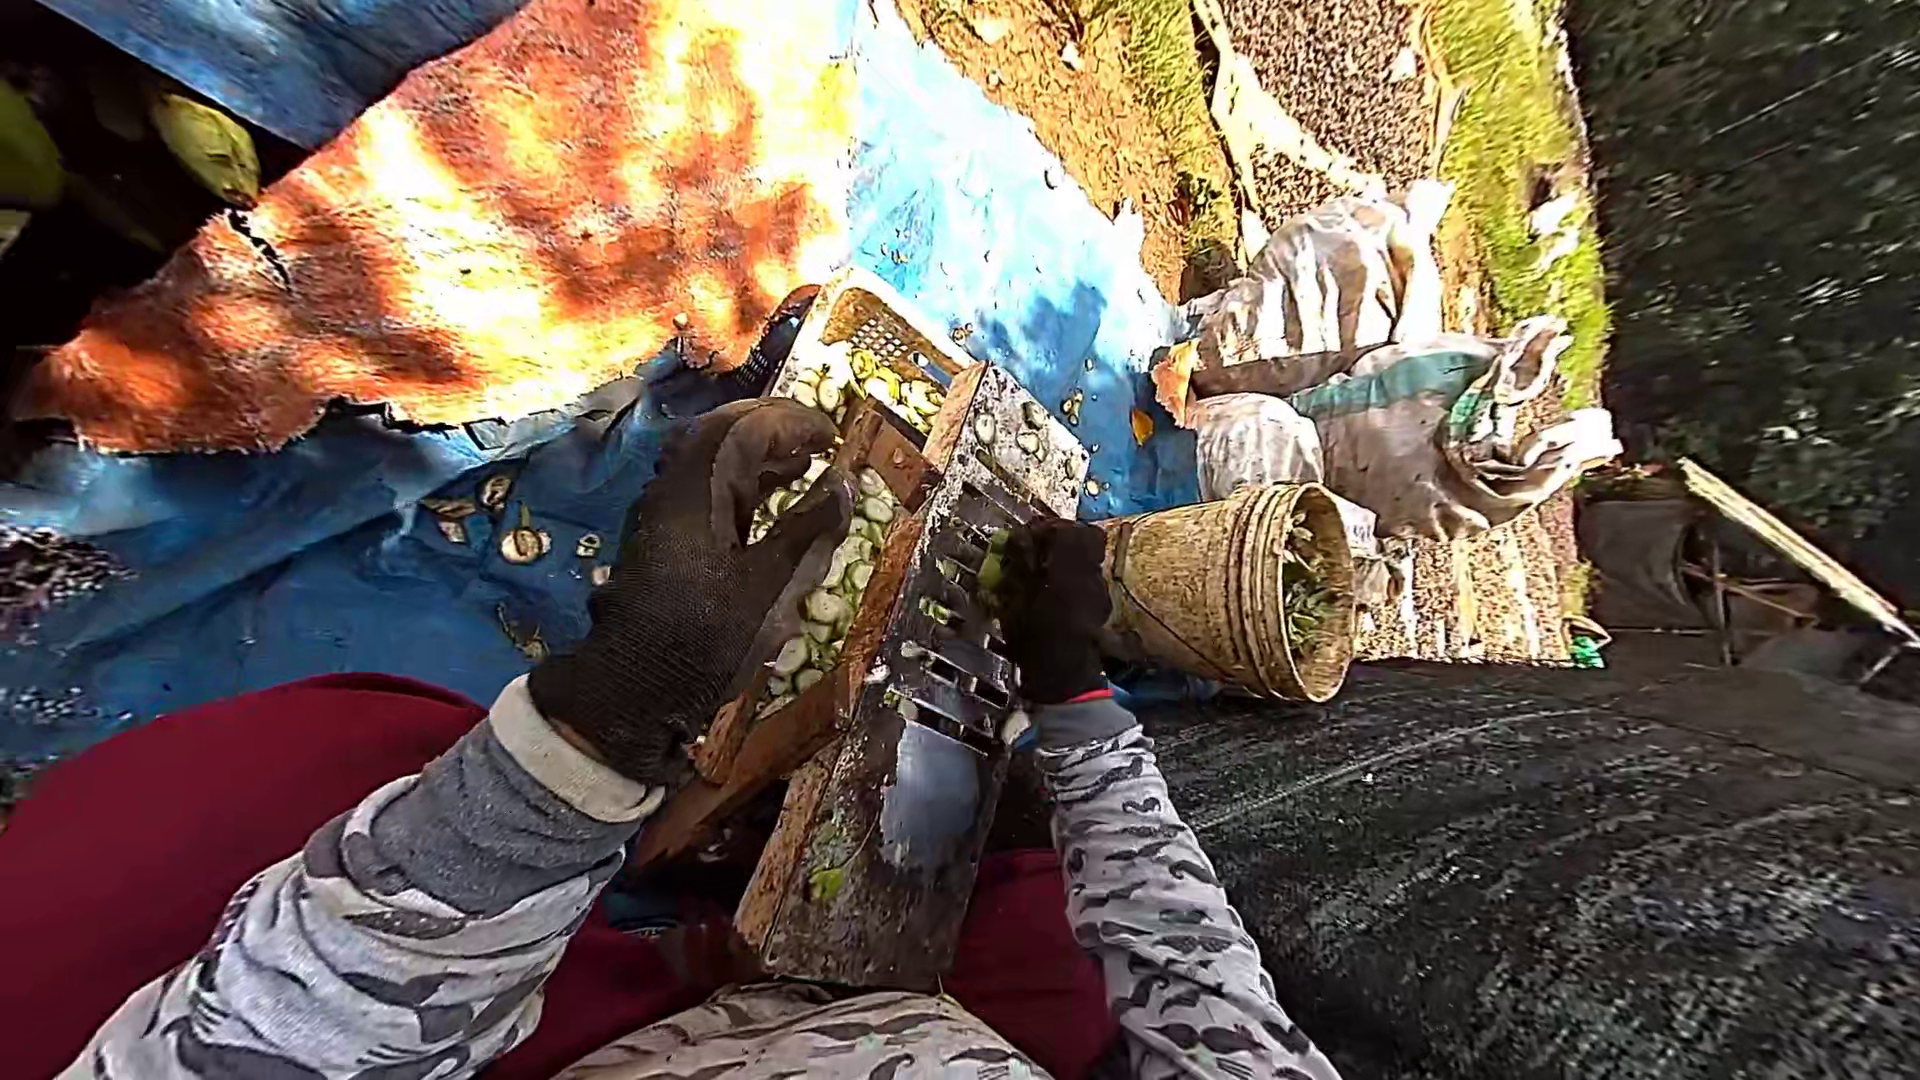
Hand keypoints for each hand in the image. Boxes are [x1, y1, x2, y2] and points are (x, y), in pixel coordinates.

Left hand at [529, 399, 851, 784]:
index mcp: (698, 490)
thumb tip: (844, 483)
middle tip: (820, 440)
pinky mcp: (671, 534)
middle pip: (725, 433)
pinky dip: (748, 483)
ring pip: (716, 460)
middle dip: (776, 429)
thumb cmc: (709, 635)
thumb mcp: (773, 583)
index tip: (834, 436)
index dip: (795, 424)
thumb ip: (811, 528)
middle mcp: (676, 488)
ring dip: (762, 454)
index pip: (747, 429)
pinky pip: (713, 489)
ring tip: (807, 463)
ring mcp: (668, 510)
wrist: (638, 686)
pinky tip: (775, 497)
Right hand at [997, 519, 1111, 704]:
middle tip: (1042, 543)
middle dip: (1065, 533)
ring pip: (1091, 553)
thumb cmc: (1034, 643)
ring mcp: (1100, 589)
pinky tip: (1057, 584)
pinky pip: (1090, 573)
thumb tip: (1018, 540)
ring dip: (1071, 551)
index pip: (1066, 531)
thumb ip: (1019, 568)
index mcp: (1067, 574)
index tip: (1028, 535)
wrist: (1062, 679)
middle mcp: (1090, 576)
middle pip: (1088, 535)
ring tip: (1047, 562)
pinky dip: (1075, 570)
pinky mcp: (1101, 602)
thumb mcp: (1016, 604)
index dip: (1045, 527)